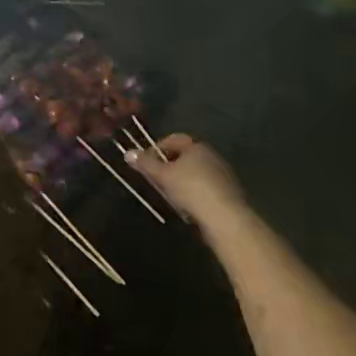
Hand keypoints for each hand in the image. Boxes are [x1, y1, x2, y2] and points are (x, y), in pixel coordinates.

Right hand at [125, 132, 247, 228]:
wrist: (224, 216)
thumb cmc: (191, 189)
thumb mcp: (163, 176)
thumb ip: (146, 164)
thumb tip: (128, 152)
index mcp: (196, 146)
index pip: (173, 139)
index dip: (156, 148)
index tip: (145, 162)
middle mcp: (211, 154)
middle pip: (185, 155)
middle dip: (169, 165)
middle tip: (156, 180)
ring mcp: (222, 172)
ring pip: (195, 171)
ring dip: (182, 180)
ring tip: (171, 196)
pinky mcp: (227, 191)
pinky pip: (205, 186)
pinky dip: (195, 192)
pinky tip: (189, 206)